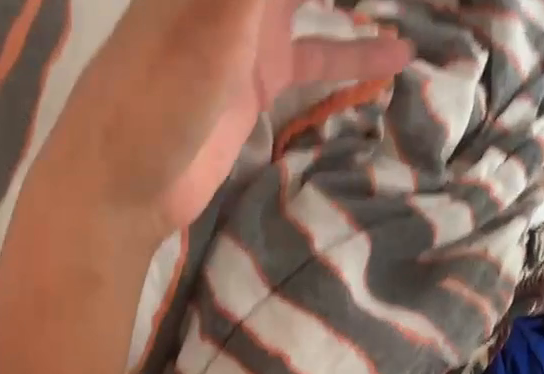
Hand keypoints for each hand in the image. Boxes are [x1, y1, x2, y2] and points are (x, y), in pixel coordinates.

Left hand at [41, 0, 412, 239]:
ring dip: (357, 4)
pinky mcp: (256, 81)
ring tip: (417, 6)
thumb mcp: (213, 26)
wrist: (126, 185)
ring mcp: (246, 33)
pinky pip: (316, 58)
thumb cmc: (155, 99)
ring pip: (313, 1)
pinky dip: (354, 57)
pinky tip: (397, 57)